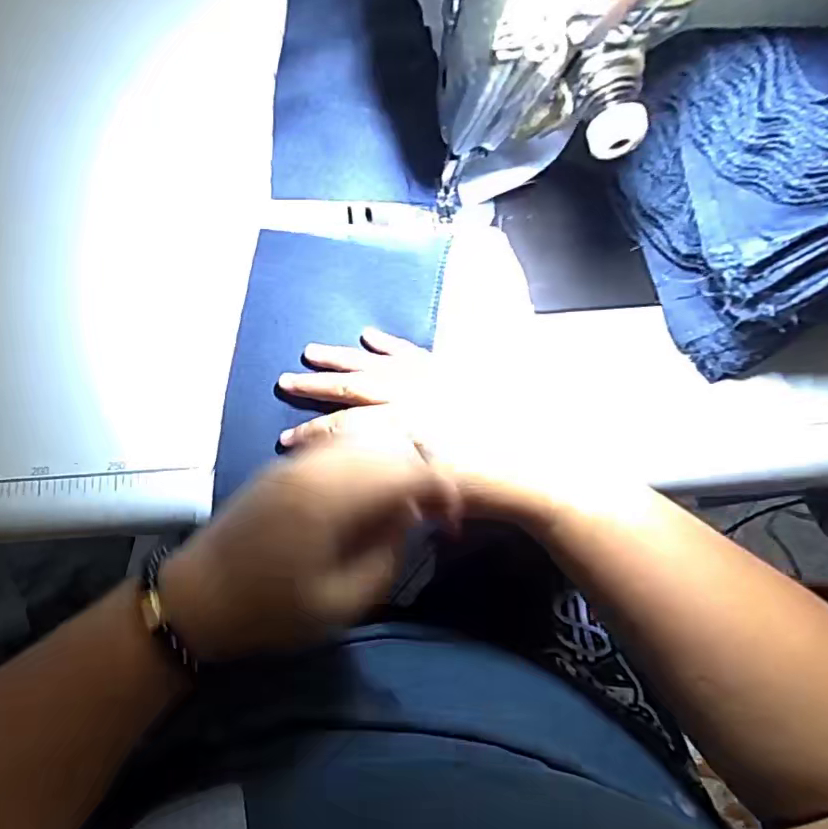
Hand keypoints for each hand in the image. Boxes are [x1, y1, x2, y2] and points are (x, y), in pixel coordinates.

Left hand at [157, 444, 459, 662]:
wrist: (194, 599)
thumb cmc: (269, 611)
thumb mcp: (342, 601)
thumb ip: (387, 554)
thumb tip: (408, 518)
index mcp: (333, 498)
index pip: (408, 471)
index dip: (441, 490)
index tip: (450, 521)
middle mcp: (315, 466)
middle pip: (389, 444)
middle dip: (420, 472)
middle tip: (429, 513)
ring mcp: (294, 463)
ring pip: (362, 440)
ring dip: (390, 464)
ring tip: (398, 506)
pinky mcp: (280, 469)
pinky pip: (335, 449)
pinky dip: (361, 463)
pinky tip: (362, 496)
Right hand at [275, 328, 558, 522]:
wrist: (542, 473)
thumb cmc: (486, 491)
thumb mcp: (433, 493)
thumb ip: (391, 478)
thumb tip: (357, 475)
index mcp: (408, 429)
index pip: (349, 429)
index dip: (314, 434)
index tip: (285, 441)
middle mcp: (416, 398)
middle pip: (357, 387)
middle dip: (318, 386)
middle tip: (286, 381)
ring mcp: (435, 381)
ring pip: (380, 365)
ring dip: (344, 359)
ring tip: (312, 351)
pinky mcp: (453, 373)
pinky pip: (414, 353)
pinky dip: (391, 346)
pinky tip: (370, 335)